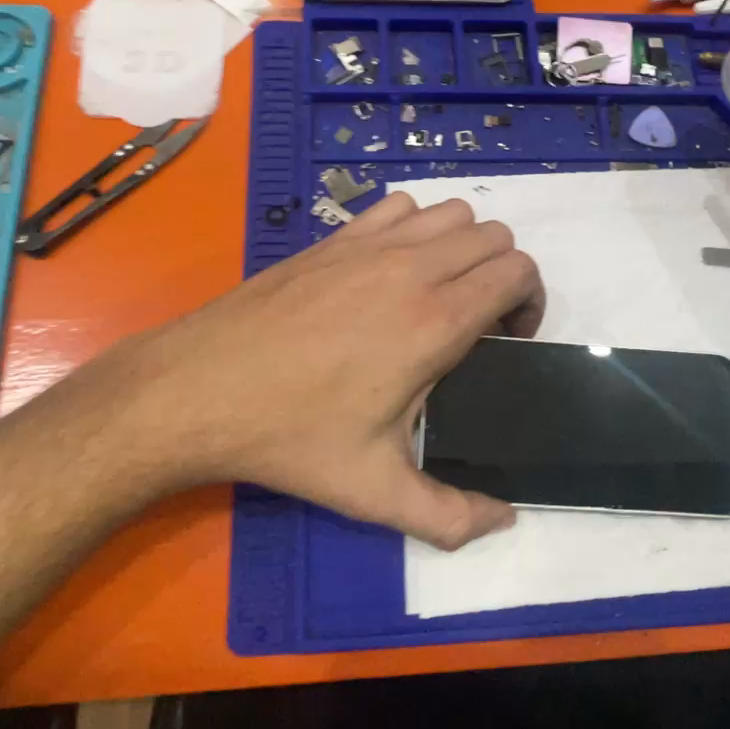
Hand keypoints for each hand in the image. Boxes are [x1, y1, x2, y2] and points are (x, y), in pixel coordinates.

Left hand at [96, 193, 542, 549]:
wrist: (199, 390)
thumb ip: (450, 516)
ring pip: (451, 213)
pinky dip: (415, 227)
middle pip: (494, 235)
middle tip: (481, 324)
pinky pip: (399, 206)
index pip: (518, 271)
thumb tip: (504, 522)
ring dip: (464, 246)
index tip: (508, 341)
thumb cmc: (292, 437)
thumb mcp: (374, 491)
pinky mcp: (332, 238)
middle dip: (505, 275)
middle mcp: (411, 268)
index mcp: (435, 321)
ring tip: (441, 292)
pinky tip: (391, 269)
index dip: (530, 303)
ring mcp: (368, 245)